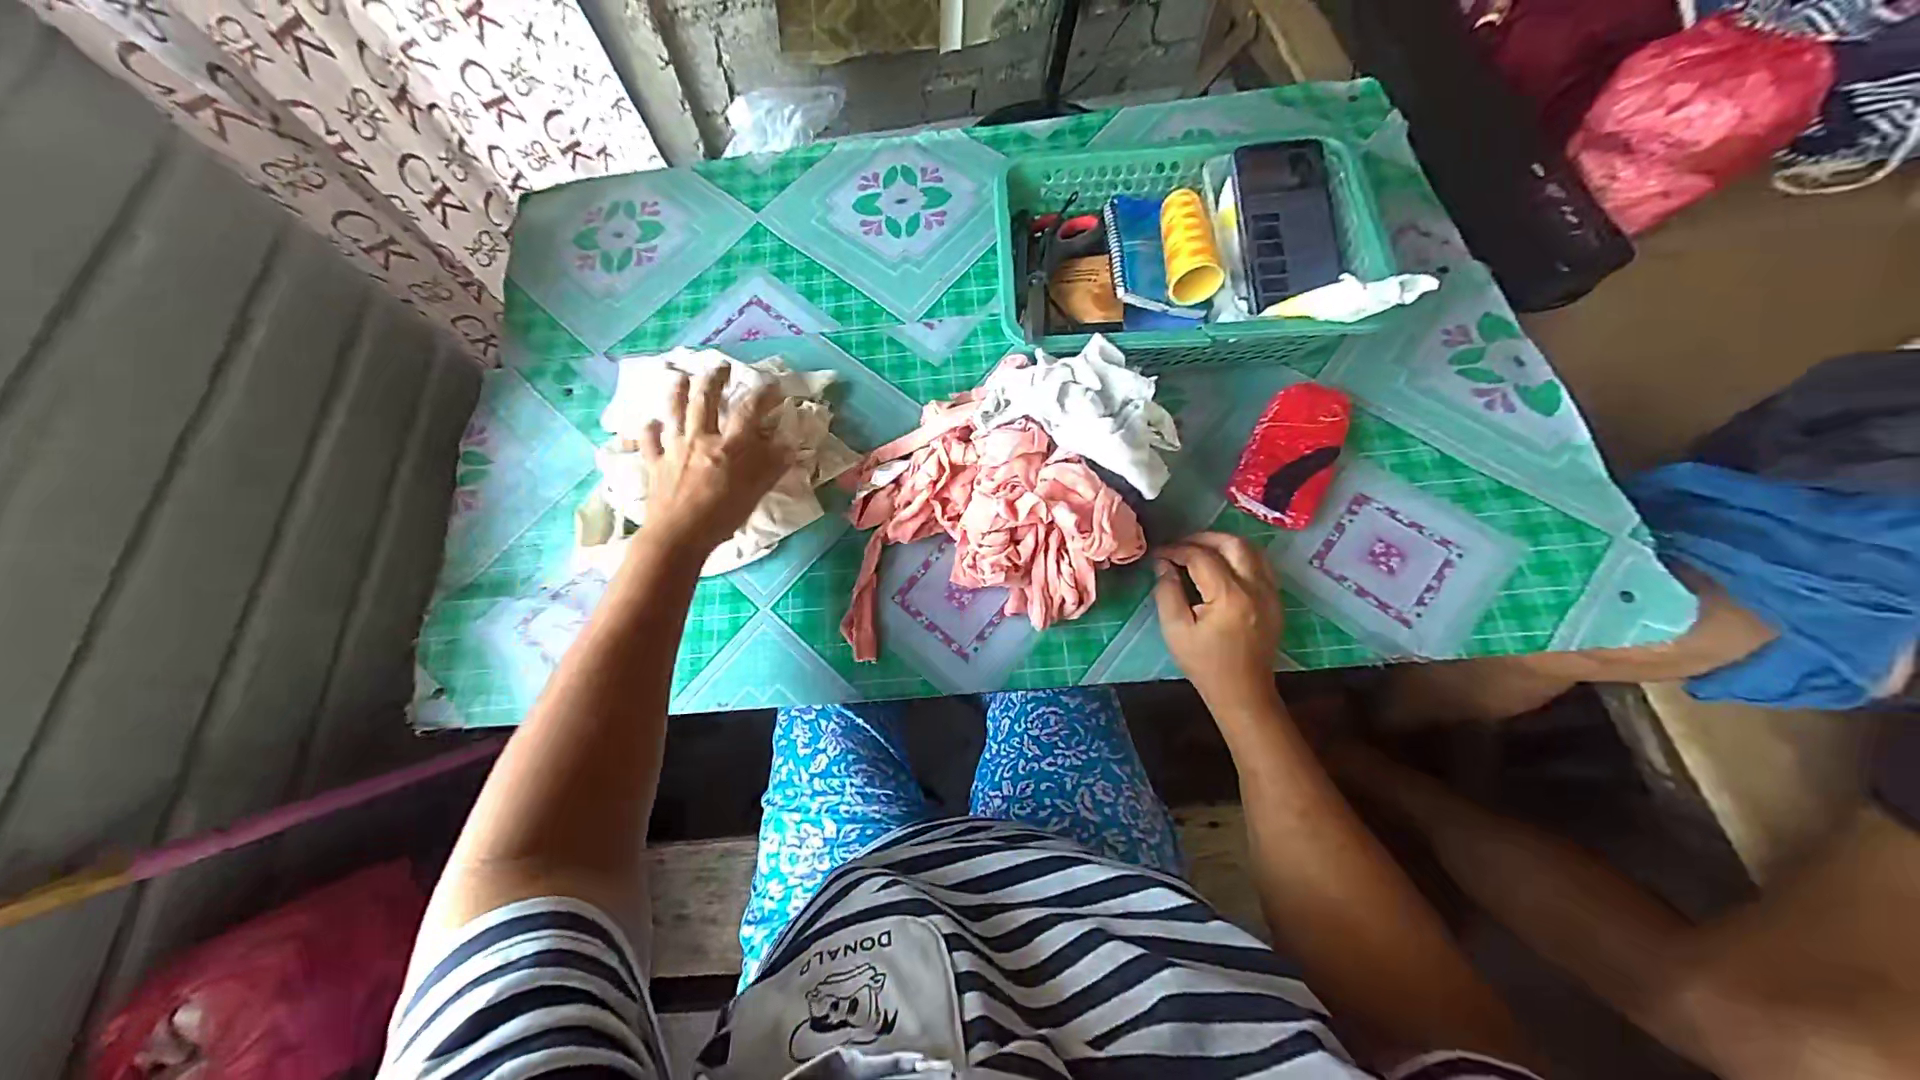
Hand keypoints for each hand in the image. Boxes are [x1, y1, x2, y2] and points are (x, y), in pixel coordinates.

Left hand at [636, 365, 789, 555]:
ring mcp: (674, 449)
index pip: (749, 411)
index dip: (763, 394)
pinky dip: (649, 430)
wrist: (678, 536)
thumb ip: (772, 465)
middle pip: (706, 400)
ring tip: (679, 376)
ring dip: (677, 391)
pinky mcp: (655, 464)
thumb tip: (789, 443)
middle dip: (714, 379)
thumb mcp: (756, 492)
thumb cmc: (722, 517)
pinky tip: (649, 422)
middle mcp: (701, 439)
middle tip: (720, 365)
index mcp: (730, 446)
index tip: (773, 384)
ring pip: (674, 412)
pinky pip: (649, 442)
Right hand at [1154, 531, 1284, 710]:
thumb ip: (1167, 592)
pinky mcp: (1275, 599)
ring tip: (1199, 550)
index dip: (1176, 550)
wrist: (1243, 692)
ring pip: (1251, 549)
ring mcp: (1270, 592)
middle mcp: (1256, 587)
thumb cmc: (1205, 664)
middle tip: (1179, 546)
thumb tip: (1163, 564)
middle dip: (1202, 538)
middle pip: (1232, 543)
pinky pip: (1260, 564)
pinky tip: (1221, 564)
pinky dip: (1239, 556)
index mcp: (1229, 596)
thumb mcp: (1175, 630)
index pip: (1200, 557)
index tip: (1158, 555)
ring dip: (1223, 543)